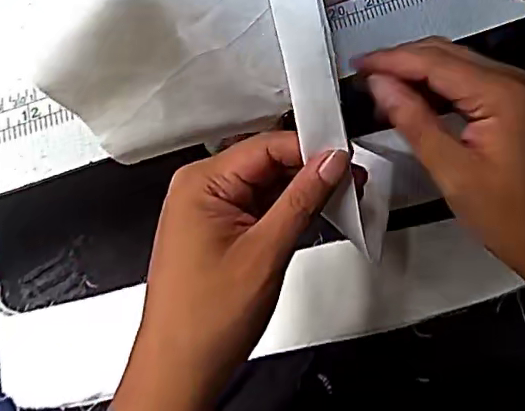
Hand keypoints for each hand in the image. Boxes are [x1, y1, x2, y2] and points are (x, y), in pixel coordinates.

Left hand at [113, 131, 348, 410]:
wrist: (177, 378)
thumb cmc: (200, 326)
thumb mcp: (265, 253)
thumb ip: (302, 199)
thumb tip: (329, 163)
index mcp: (201, 182)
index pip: (266, 146)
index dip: (308, 148)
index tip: (342, 155)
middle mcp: (200, 188)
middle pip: (268, 160)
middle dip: (309, 168)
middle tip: (347, 176)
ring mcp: (209, 208)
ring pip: (267, 181)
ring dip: (302, 188)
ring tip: (338, 194)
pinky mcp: (219, 226)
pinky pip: (260, 202)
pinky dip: (288, 207)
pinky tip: (314, 210)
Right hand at [358, 38, 524, 287]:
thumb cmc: (513, 218)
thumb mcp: (453, 173)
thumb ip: (413, 121)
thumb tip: (379, 85)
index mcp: (501, 92)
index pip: (435, 61)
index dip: (392, 60)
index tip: (359, 65)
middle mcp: (510, 79)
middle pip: (443, 53)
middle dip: (400, 61)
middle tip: (363, 76)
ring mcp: (512, 87)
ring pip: (452, 62)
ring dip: (415, 71)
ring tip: (380, 89)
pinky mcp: (509, 99)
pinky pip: (464, 78)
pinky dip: (433, 84)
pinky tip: (410, 98)